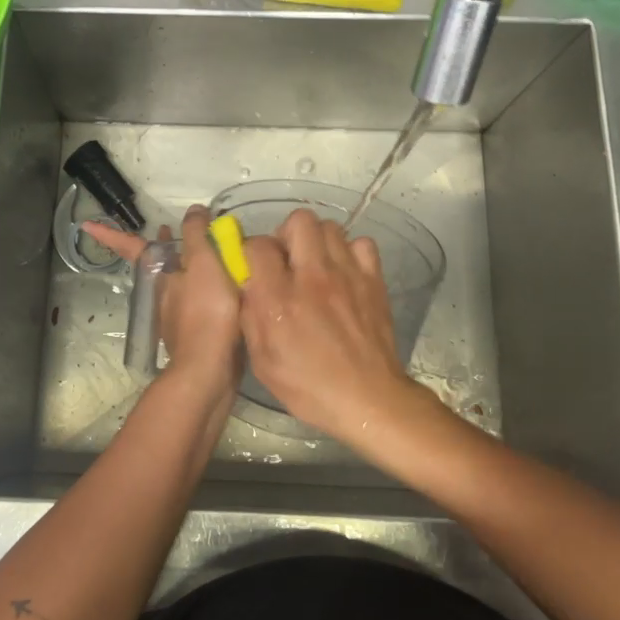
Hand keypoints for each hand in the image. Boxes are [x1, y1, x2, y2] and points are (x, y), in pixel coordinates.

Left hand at [82, 205, 242, 393]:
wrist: (208, 367)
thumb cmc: (205, 312)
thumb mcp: (204, 265)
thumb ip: (197, 236)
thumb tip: (191, 210)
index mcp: (156, 273)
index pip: (130, 246)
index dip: (109, 233)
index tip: (85, 225)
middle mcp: (159, 293)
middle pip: (155, 264)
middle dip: (160, 246)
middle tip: (166, 229)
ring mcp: (173, 314)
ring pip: (175, 281)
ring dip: (183, 263)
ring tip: (200, 250)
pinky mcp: (192, 330)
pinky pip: (193, 299)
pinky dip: (200, 284)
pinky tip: (218, 285)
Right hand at [240, 209, 442, 443]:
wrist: (367, 399)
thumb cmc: (308, 386)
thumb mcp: (262, 360)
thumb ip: (250, 316)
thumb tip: (247, 286)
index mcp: (278, 298)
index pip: (258, 245)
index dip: (252, 253)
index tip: (255, 269)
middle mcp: (312, 277)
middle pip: (298, 221)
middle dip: (286, 235)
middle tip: (286, 261)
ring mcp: (347, 275)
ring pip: (330, 227)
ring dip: (317, 241)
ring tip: (314, 266)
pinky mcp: (373, 280)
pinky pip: (361, 243)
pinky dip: (350, 252)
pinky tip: (343, 274)